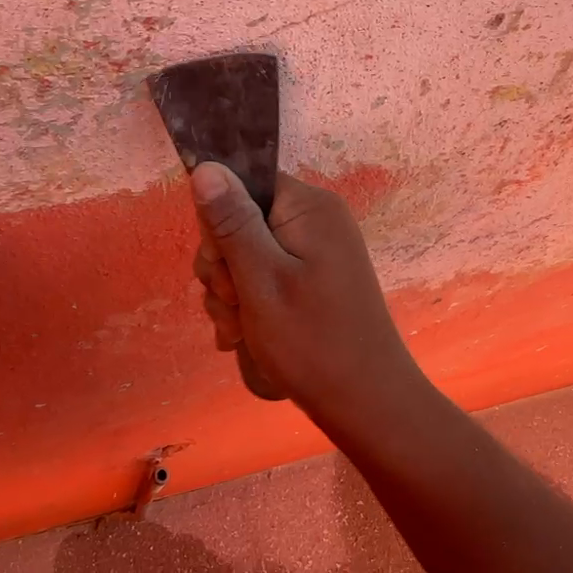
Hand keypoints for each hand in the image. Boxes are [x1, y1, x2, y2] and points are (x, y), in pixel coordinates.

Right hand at [190, 163, 422, 427]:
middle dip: (224, 267)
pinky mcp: (310, 278)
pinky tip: (244, 335)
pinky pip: (262, 275)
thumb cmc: (312, 342)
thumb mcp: (260, 280)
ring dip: (231, 293)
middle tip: (235, 305)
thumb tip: (205, 166)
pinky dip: (247, 304)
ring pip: (243, 253)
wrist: (367, 407)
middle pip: (239, 220)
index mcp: (309, 206)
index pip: (243, 184)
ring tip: (240, 330)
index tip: (223, 266)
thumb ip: (230, 222)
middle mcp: (314, 219)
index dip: (220, 222)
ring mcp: (314, 250)